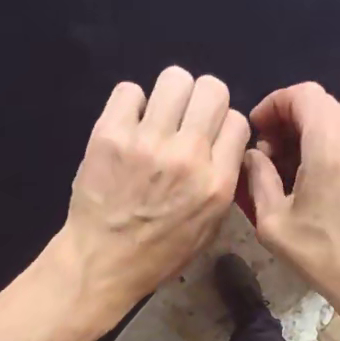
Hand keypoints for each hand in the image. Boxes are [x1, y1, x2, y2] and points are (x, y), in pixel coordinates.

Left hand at [54, 67, 248, 328]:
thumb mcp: (209, 229)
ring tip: (156, 119)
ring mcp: (148, 142)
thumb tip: (225, 148)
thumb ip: (223, 184)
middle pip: (212, 89)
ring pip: (174, 79)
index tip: (208, 139)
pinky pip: (129, 90)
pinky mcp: (110, 133)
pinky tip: (128, 127)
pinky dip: (131, 104)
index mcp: (216, 183)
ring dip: (169, 96)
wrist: (101, 262)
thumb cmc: (158, 254)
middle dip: (202, 101)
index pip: (237, 122)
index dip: (223, 127)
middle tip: (184, 121)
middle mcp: (188, 156)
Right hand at [243, 83, 339, 340]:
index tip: (257, 129)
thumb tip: (253, 154)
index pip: (303, 94)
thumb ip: (257, 177)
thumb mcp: (272, 221)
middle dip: (289, 120)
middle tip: (268, 152)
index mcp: (331, 146)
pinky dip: (330, 144)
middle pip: (321, 104)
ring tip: (289, 167)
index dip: (274, 104)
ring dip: (309, 132)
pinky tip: (316, 176)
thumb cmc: (319, 254)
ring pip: (337, 120)